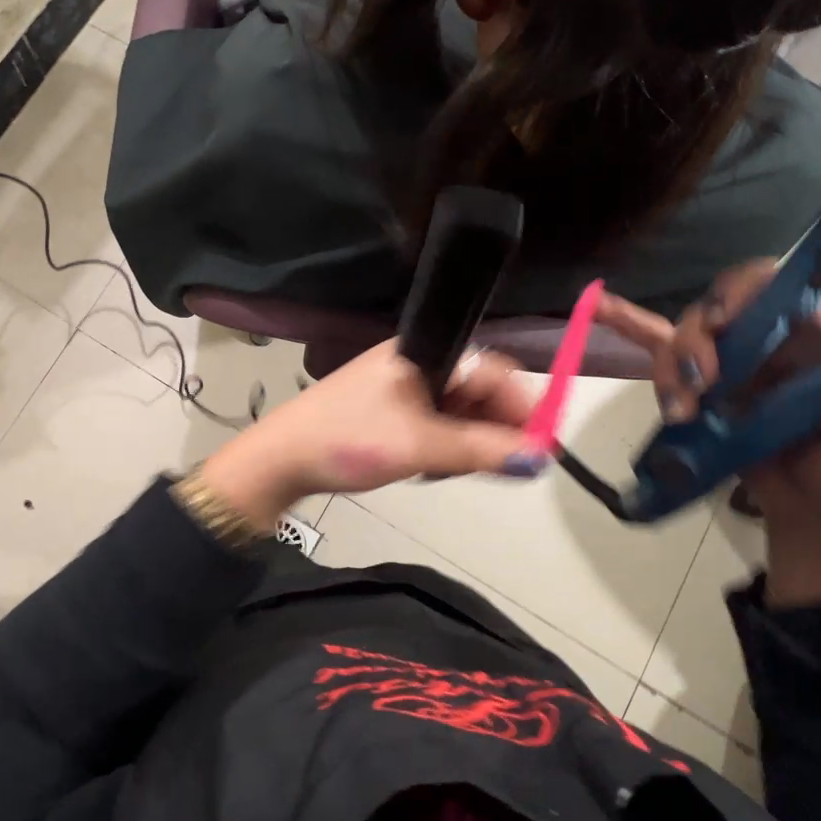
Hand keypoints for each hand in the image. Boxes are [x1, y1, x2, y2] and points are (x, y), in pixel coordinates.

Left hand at [199, 341, 540, 530]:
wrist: (280, 458)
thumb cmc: (347, 441)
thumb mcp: (420, 446)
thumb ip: (481, 450)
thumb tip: (539, 457)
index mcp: (424, 352)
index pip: (494, 370)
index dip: (522, 407)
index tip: (539, 448)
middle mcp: (418, 361)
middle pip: (481, 390)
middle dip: (492, 429)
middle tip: (491, 467)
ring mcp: (403, 386)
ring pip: (461, 411)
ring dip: (467, 443)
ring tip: (444, 468)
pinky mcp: (392, 410)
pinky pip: (438, 424)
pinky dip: (444, 447)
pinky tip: (428, 467)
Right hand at [597, 262, 820, 608]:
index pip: (790, 293)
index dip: (751, 293)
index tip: (721, 322)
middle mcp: (781, 344)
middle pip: (726, 311)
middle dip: (698, 341)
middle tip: (696, 387)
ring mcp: (741, 365)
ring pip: (690, 337)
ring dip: (672, 367)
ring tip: (678, 412)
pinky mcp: (707, 388)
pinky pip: (663, 350)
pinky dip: (630, 327)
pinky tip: (596, 306)